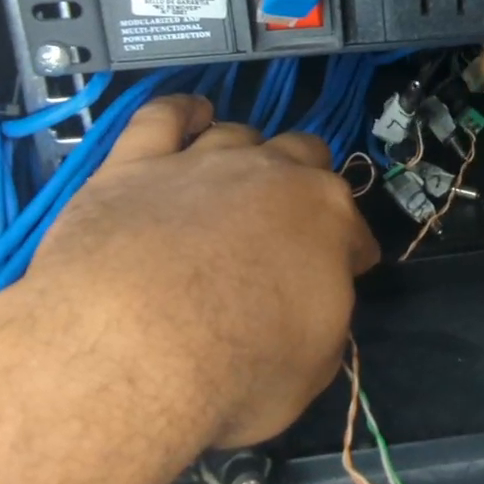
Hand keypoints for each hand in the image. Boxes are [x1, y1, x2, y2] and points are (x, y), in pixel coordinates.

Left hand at [24, 94, 380, 447]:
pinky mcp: (136, 164)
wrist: (129, 350)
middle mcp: (273, 174)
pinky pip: (162, 116)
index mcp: (327, 217)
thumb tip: (310, 306)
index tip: (341, 272)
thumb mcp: (311, 369)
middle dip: (306, 181)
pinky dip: (180, 112)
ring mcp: (203, 163)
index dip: (350, 251)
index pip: (353, 227)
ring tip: (233, 183)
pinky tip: (189, 117)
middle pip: (305, 154)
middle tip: (286, 224)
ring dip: (246, 154)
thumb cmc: (235, 370)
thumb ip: (322, 322)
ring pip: (239, 134)